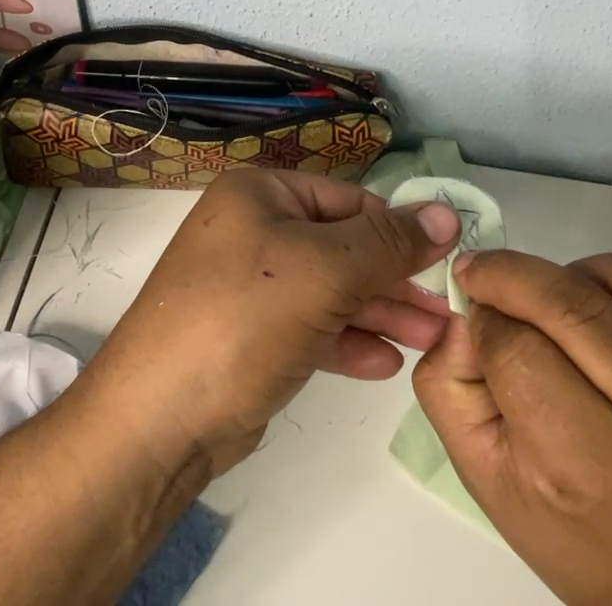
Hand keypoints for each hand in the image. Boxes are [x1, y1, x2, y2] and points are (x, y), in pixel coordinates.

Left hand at [79, 169, 460, 477]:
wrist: (162, 416)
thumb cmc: (245, 318)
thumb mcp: (326, 270)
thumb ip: (390, 242)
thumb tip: (448, 212)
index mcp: (259, 195)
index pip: (348, 201)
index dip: (398, 232)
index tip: (445, 265)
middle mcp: (251, 231)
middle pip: (341, 248)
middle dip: (393, 282)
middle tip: (444, 314)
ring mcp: (247, 287)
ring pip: (330, 292)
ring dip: (380, 314)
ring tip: (431, 339)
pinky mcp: (249, 337)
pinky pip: (310, 328)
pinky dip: (347, 342)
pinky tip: (385, 364)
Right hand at [413, 250, 611, 605]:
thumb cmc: (570, 530)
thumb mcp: (482, 473)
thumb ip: (451, 383)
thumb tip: (464, 305)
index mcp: (601, 470)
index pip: (519, 351)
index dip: (482, 321)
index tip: (469, 315)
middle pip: (573, 306)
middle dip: (510, 277)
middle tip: (480, 273)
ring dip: (572, 274)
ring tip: (552, 303)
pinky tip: (601, 313)